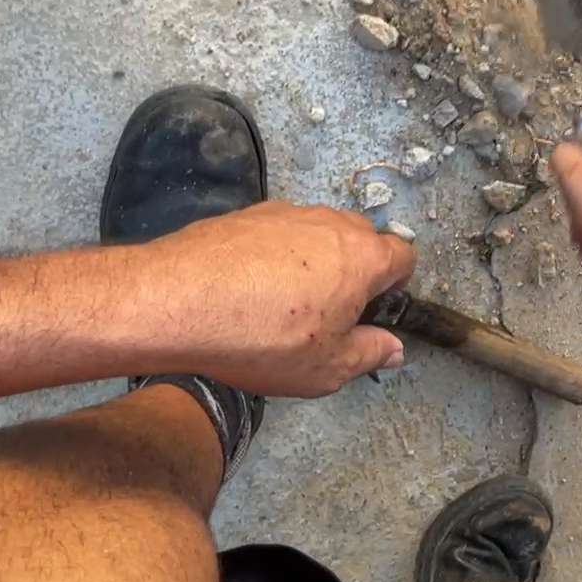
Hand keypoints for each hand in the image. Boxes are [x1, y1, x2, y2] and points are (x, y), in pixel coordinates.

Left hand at [120, 202, 415, 396]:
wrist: (177, 302)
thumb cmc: (262, 338)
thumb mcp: (327, 368)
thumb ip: (371, 354)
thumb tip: (395, 349)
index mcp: (364, 258)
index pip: (404, 256)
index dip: (396, 284)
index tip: (373, 309)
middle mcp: (333, 224)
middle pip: (363, 238)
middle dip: (357, 269)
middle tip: (331, 309)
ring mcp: (289, 212)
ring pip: (320, 233)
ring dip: (315, 260)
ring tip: (283, 301)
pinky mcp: (250, 213)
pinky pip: (280, 232)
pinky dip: (276, 254)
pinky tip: (249, 287)